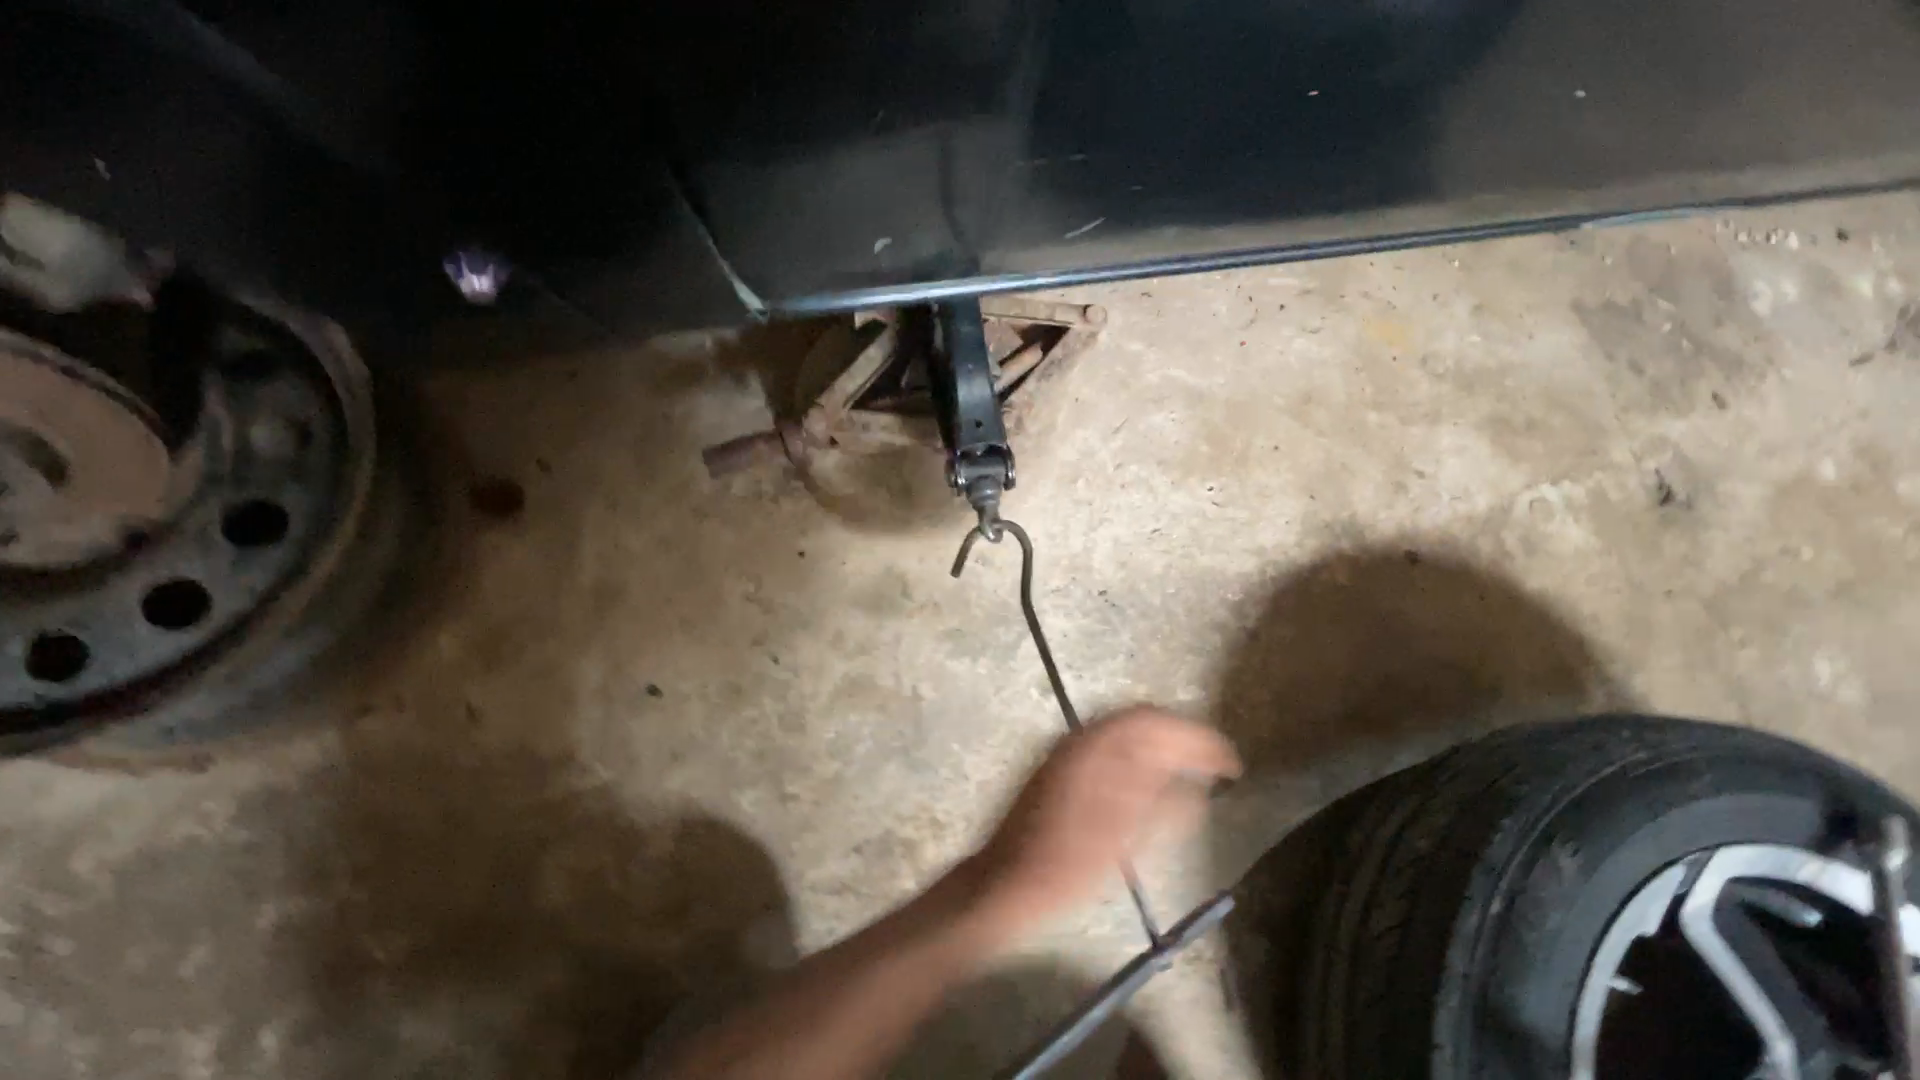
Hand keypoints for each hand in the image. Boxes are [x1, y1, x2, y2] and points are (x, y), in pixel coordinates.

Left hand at [958, 707, 1240, 942]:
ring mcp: (1067, 753)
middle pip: (1140, 720)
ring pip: (1124, 732)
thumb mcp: (1122, 840)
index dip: (1196, 737)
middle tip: (1212, 765)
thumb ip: (1162, 806)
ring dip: (1159, 746)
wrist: (1007, 881)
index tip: (1227, 763)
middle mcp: (1080, 740)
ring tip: (1190, 772)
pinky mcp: (1060, 769)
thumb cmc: (1065, 866)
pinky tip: (1151, 784)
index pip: (1154, 720)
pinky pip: (1108, 747)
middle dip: (1180, 737)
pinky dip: (1138, 756)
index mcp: (1096, 748)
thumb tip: (1198, 787)